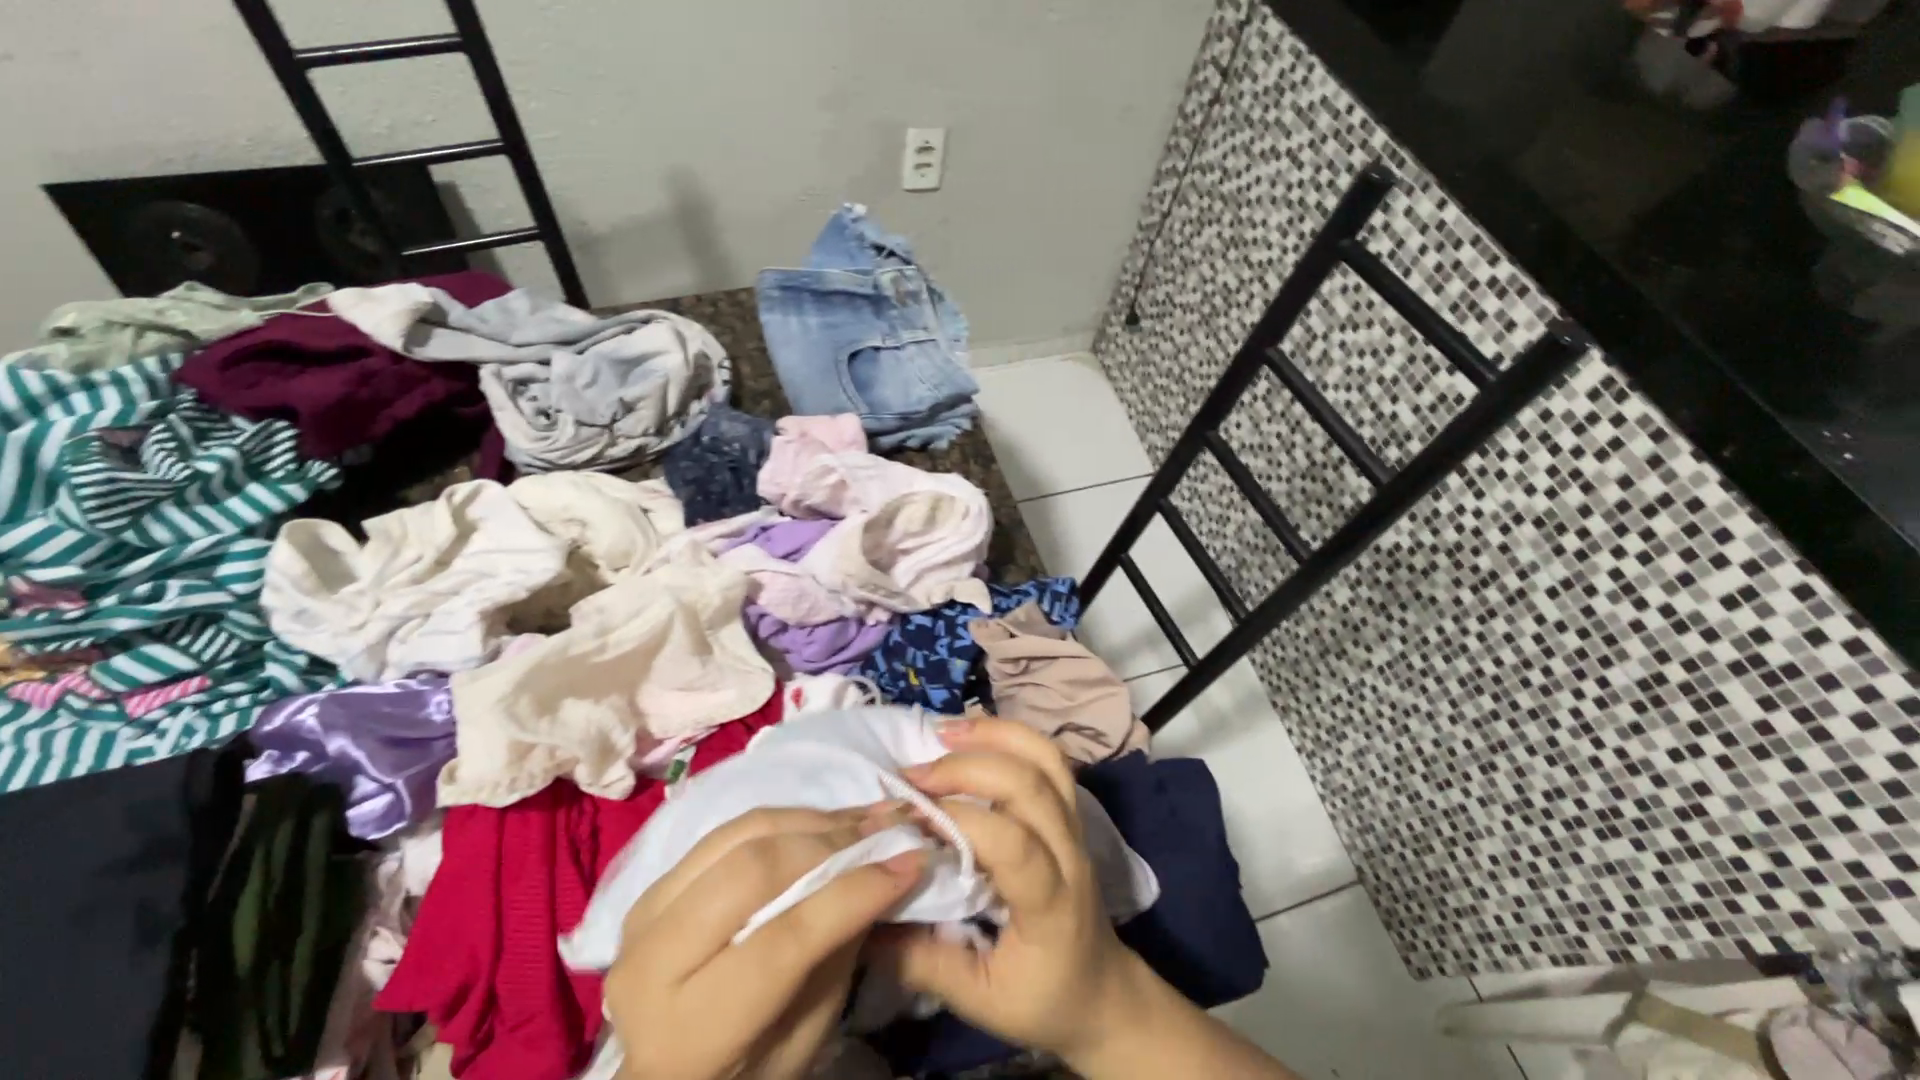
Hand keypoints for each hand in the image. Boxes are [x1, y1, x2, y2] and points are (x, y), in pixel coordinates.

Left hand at [604, 807, 924, 1079]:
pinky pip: (726, 831)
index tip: (912, 863)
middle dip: (833, 843)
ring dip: (813, 820)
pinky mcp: (651, 884)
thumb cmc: (746, 1071)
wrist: (663, 1072)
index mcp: (691, 1029)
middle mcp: (652, 962)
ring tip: (867, 817)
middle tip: (891, 830)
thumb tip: (886, 874)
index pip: (782, 939)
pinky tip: (826, 820)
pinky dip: (784, 820)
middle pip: (753, 871)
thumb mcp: (803, 1039)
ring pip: (740, 836)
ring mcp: (643, 912)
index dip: (852, 893)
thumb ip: (837, 956)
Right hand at [876, 717, 1153, 1063]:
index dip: (960, 820)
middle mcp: (1069, 854)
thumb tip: (862, 921)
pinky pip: (1049, 760)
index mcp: (1050, 904)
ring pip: (1048, 760)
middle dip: (967, 768)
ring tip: (943, 732)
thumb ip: (922, 962)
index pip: (1014, 843)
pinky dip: (1010, 736)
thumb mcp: (979, 1000)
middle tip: (913, 777)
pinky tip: (970, 736)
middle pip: (1031, 785)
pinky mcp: (1069, 816)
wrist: (1102, 994)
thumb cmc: (1041, 1000)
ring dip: (994, 735)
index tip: (908, 820)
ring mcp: (1074, 828)